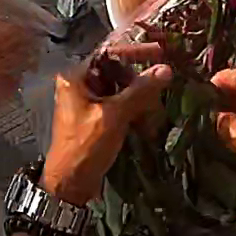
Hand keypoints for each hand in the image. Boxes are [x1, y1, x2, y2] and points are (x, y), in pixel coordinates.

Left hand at [43, 43, 172, 203]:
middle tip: (158, 93)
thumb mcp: (114, 116)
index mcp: (74, 78)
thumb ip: (139, 91)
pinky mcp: (94, 118)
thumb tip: (165, 69)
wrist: (70, 182)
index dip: (133, 52)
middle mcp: (78, 85)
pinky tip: (145, 124)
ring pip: (118, 90)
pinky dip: (132, 112)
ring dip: (138, 100)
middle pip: (114, 72)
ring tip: (152, 113)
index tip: (159, 53)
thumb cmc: (86, 145)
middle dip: (138, 83)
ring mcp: (85, 102)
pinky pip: (117, 106)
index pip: (107, 54)